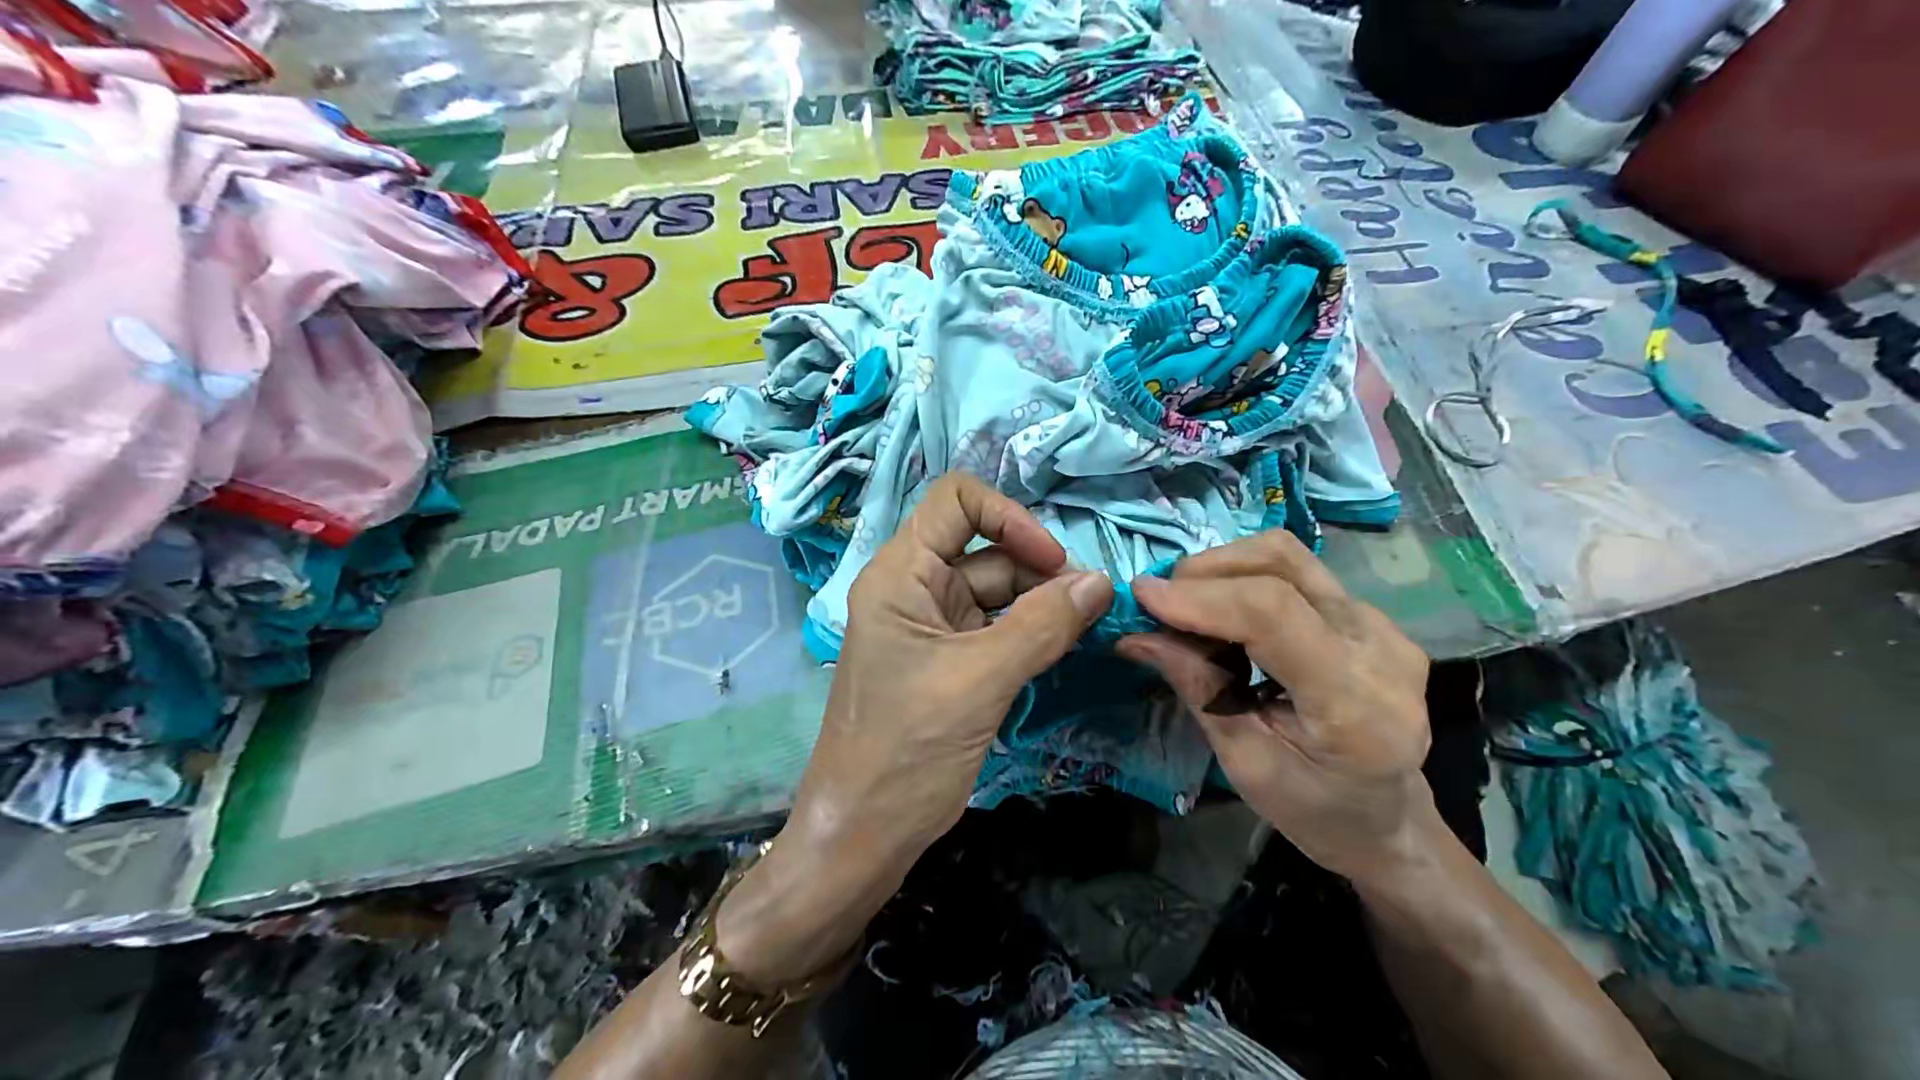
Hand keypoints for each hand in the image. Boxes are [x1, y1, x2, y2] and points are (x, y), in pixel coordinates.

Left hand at [717, 472, 1112, 984]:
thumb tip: (1102, 581)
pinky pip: (995, 628)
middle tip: (1088, 606)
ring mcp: (929, 627)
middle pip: (984, 548)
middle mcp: (912, 589)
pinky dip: (1029, 631)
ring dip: (1039, 603)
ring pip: (995, 590)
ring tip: (1083, 628)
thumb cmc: (907, 749)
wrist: (863, 833)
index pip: (955, 501)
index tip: (1052, 560)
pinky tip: (1062, 645)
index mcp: (899, 575)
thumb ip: (1043, 625)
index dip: (1008, 516)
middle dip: (1037, 569)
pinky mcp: (946, 662)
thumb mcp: (980, 680)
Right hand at [1116, 529, 1434, 884]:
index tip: (1141, 596)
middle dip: (1203, 574)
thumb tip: (1137, 636)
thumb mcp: (1244, 763)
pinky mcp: (1371, 615)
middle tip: (1159, 608)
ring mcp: (1381, 624)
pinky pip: (1296, 571)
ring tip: (1188, 607)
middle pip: (1279, 565)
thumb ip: (1197, 689)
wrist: (1387, 820)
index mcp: (1353, 702)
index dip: (1199, 597)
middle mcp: (1379, 647)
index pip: (1272, 613)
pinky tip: (1225, 616)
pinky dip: (1243, 580)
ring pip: (1287, 555)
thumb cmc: (1314, 808)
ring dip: (1222, 568)